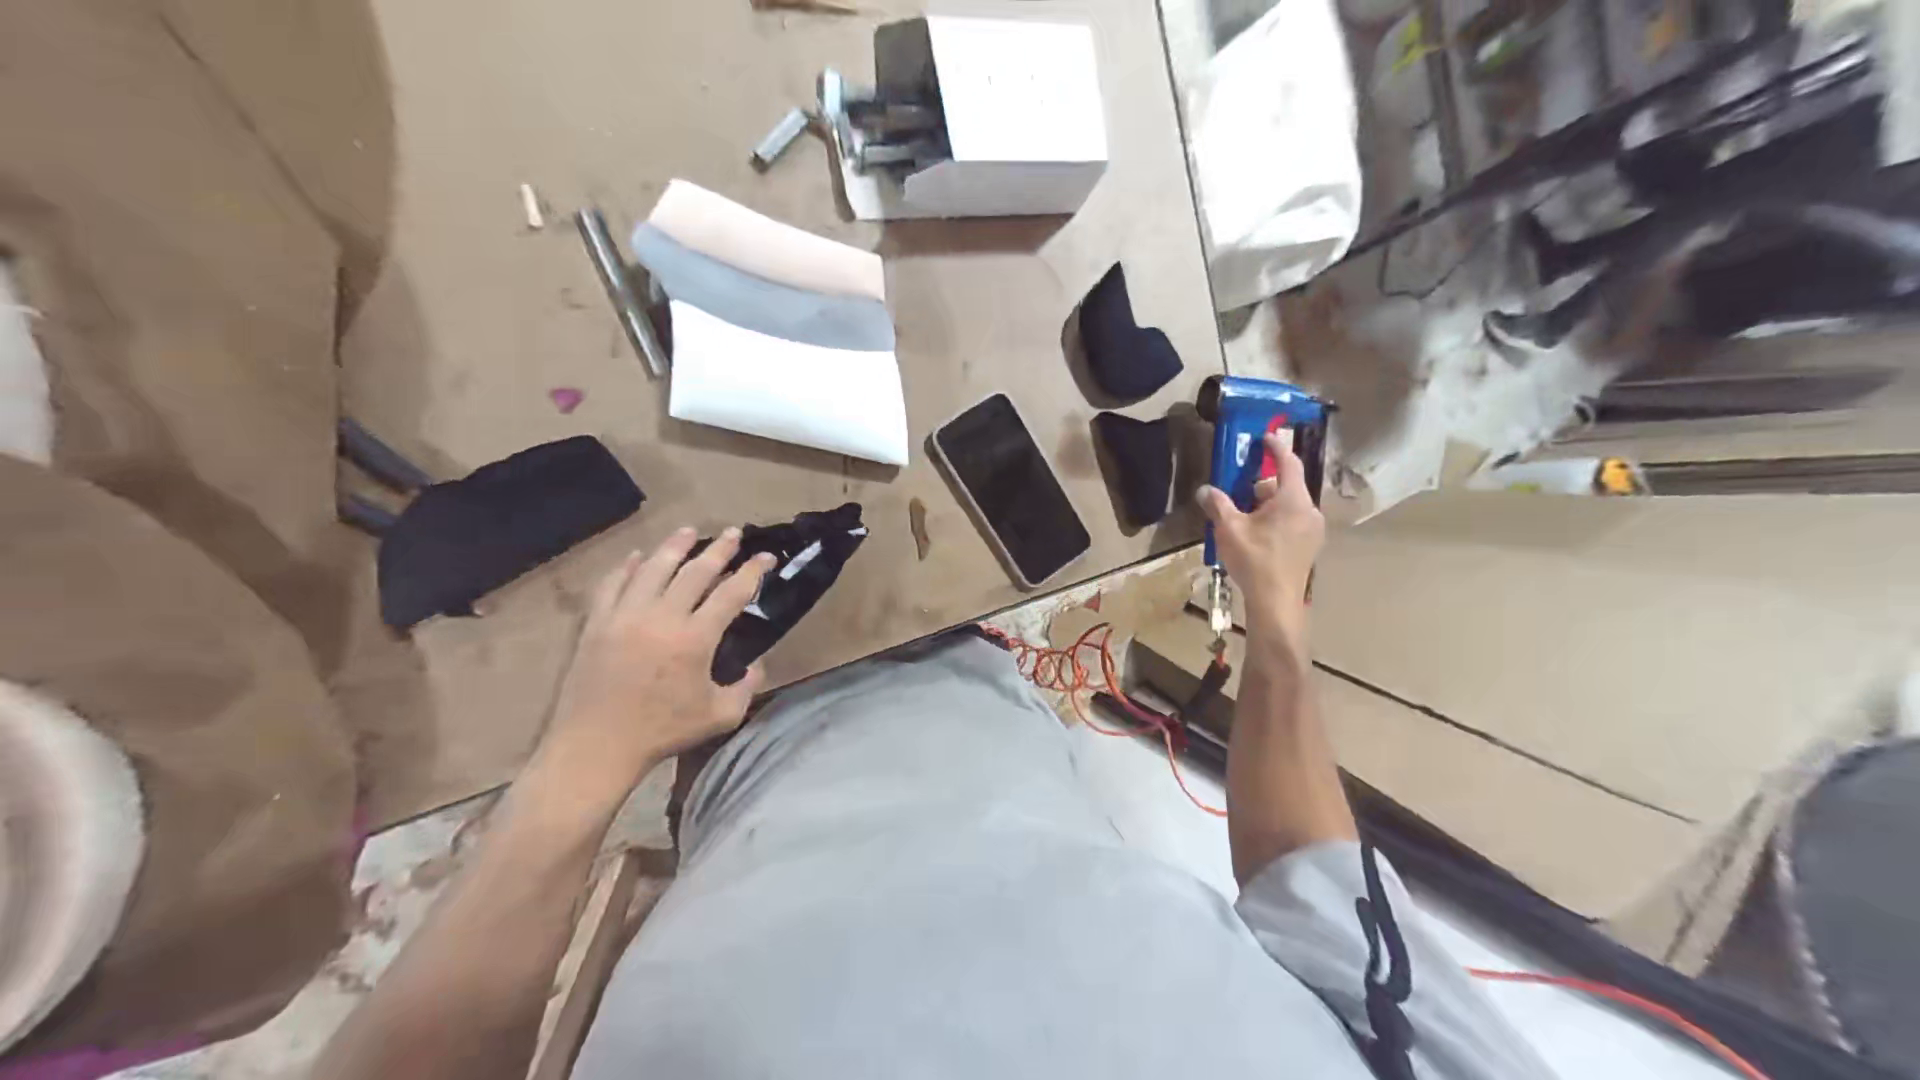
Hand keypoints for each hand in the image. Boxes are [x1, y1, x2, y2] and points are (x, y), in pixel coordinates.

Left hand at [533, 527, 776, 807]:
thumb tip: (756, 666)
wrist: (596, 746)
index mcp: (695, 639)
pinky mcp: (597, 623)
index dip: (753, 571)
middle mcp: (662, 617)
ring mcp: (625, 616)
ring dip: (674, 546)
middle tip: (733, 533)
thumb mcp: (720, 716)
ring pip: (653, 568)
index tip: (766, 556)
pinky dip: (626, 567)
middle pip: (695, 571)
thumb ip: (746, 688)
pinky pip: (612, 584)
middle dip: (719, 549)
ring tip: (688, 531)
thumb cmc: (662, 732)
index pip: (732, 592)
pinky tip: (635, 557)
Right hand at [1198, 432, 1324, 653]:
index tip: (1264, 438)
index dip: (1276, 448)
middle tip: (1238, 490)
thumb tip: (1205, 490)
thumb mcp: (1229, 529)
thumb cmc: (1255, 560)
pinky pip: (1293, 521)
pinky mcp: (1310, 545)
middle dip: (1261, 484)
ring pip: (1289, 505)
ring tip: (1243, 517)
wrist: (1275, 601)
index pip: (1289, 463)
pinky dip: (1276, 519)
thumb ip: (1218, 505)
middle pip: (1286, 486)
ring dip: (1267, 504)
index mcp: (1293, 501)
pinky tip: (1256, 534)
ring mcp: (1313, 529)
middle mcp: (1310, 510)